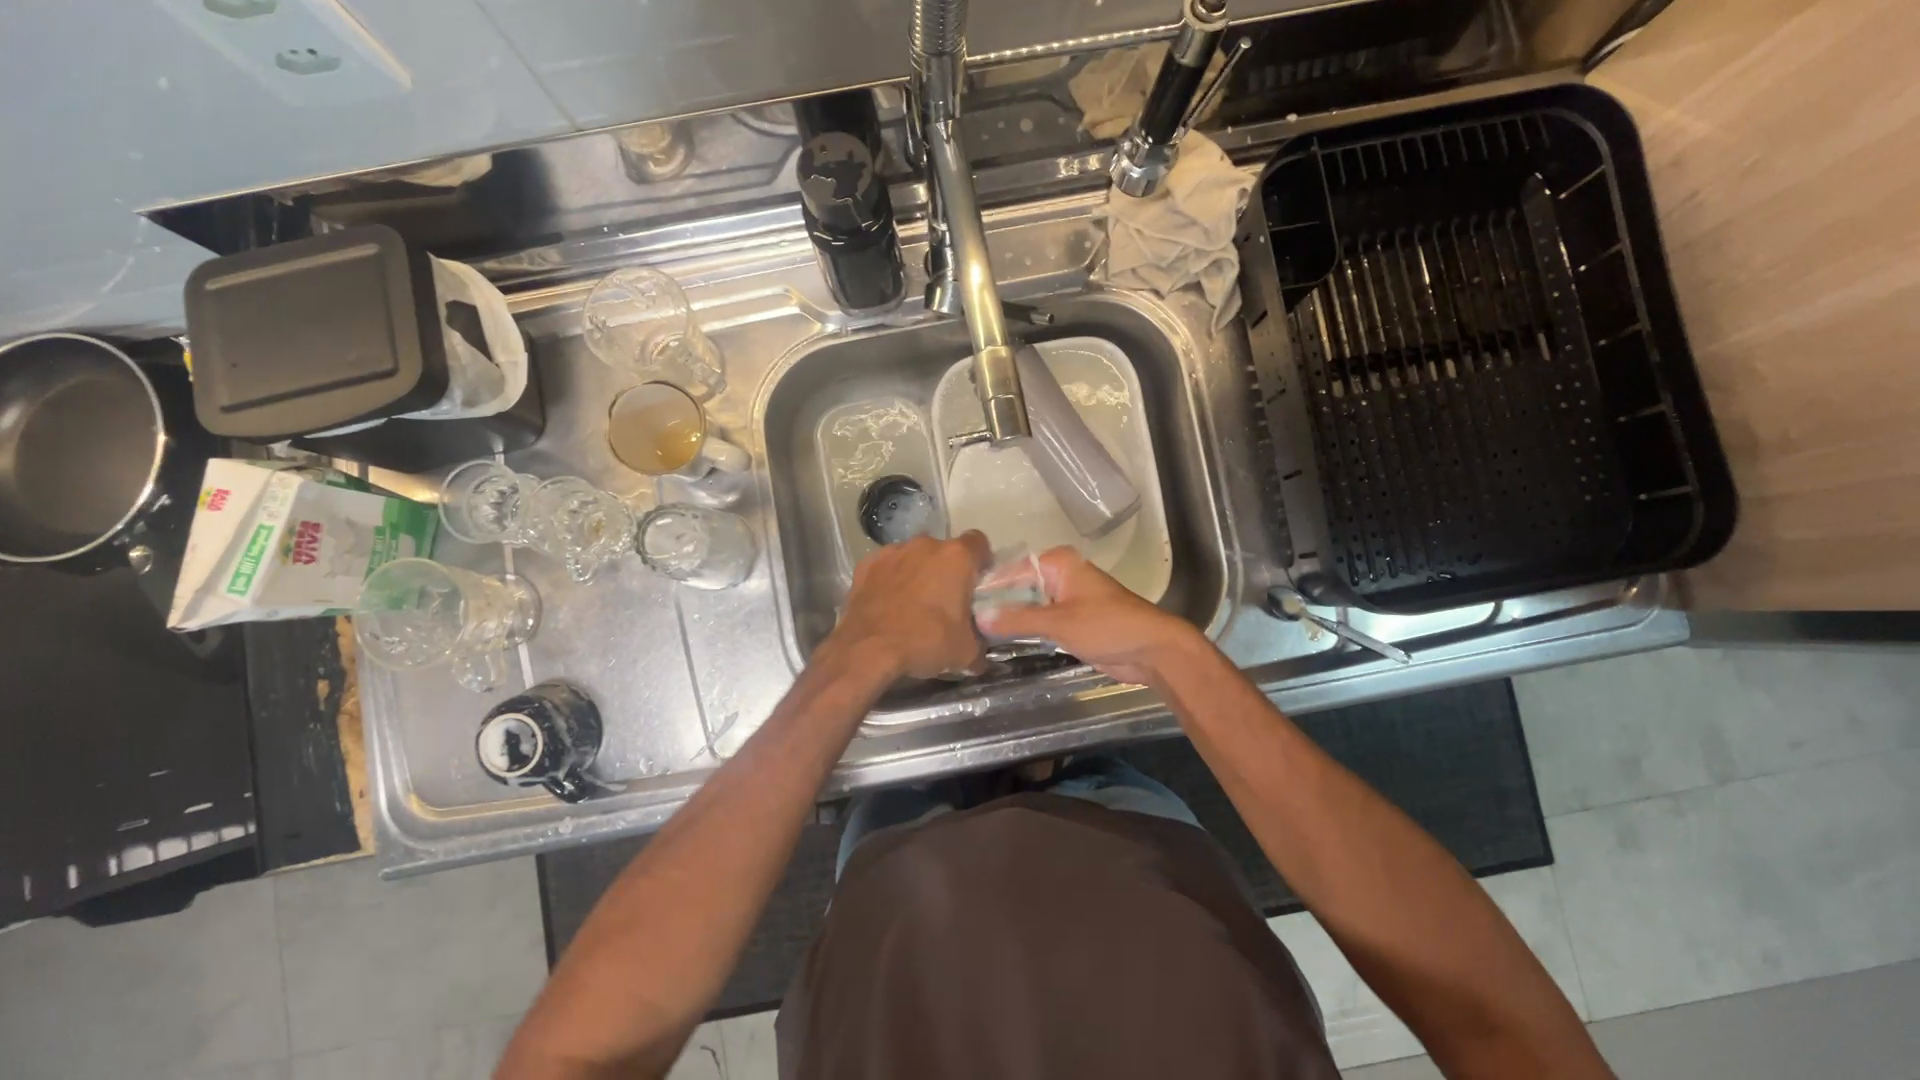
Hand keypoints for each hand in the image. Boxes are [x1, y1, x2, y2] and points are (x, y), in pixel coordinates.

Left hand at [832, 531, 991, 679]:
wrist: (867, 651)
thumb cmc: (925, 642)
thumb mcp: (966, 652)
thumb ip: (979, 644)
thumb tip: (979, 652)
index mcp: (956, 557)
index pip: (979, 543)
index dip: (980, 562)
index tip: (976, 583)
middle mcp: (925, 545)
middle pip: (944, 550)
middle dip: (946, 570)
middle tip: (945, 600)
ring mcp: (892, 552)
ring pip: (913, 556)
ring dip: (917, 572)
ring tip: (912, 603)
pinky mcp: (866, 564)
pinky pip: (887, 566)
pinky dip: (890, 579)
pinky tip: (887, 602)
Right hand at [977, 547, 1203, 684]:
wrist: (1152, 650)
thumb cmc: (1108, 626)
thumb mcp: (1058, 622)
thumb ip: (1018, 619)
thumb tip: (979, 618)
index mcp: (1059, 563)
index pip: (1011, 570)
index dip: (987, 588)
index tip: (958, 603)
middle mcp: (1060, 576)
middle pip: (1017, 588)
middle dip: (995, 605)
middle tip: (961, 623)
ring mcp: (1065, 600)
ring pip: (1028, 606)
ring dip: (1009, 620)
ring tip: (973, 634)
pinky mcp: (1071, 622)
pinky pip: (1039, 622)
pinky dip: (1024, 630)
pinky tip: (1000, 642)